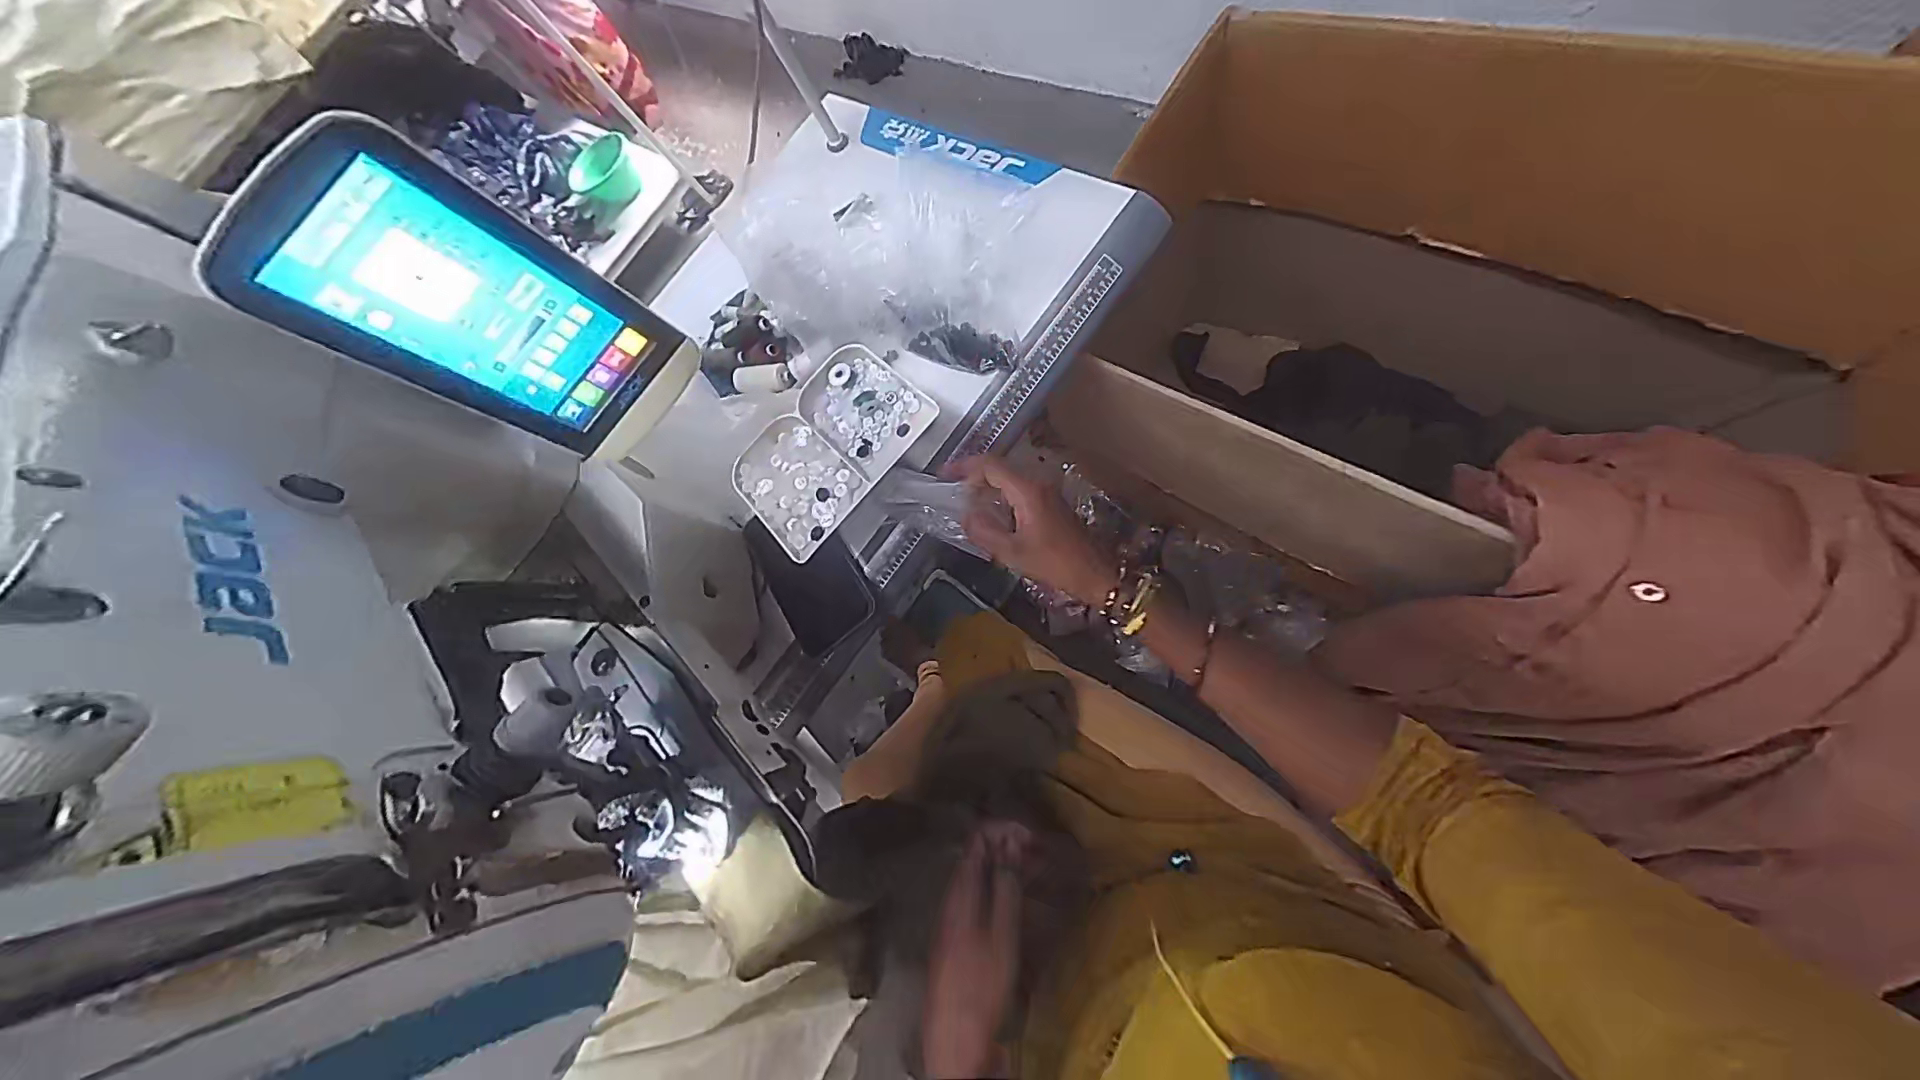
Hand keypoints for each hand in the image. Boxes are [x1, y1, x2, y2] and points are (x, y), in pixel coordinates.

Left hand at [922, 824, 1029, 1078]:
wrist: (955, 1036)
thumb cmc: (981, 985)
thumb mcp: (1001, 932)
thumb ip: (1005, 885)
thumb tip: (1009, 842)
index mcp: (960, 889)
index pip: (977, 839)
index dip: (1004, 830)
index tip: (1031, 836)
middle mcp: (952, 895)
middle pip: (978, 855)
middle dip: (1008, 847)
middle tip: (1040, 851)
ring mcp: (953, 913)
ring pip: (979, 874)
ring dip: (1006, 866)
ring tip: (1036, 869)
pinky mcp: (959, 932)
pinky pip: (979, 893)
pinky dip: (999, 886)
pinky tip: (1017, 896)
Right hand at [948, 456, 1116, 605]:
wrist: (1096, 573)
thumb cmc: (1056, 564)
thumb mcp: (1013, 553)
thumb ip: (984, 531)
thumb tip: (966, 515)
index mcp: (1028, 491)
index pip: (990, 465)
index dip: (964, 466)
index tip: (945, 475)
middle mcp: (1039, 484)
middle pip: (1000, 468)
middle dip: (973, 476)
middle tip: (953, 491)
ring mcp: (1047, 492)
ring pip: (1010, 478)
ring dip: (988, 487)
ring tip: (968, 503)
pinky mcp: (1051, 503)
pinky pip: (1020, 490)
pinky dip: (1002, 496)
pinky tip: (993, 514)